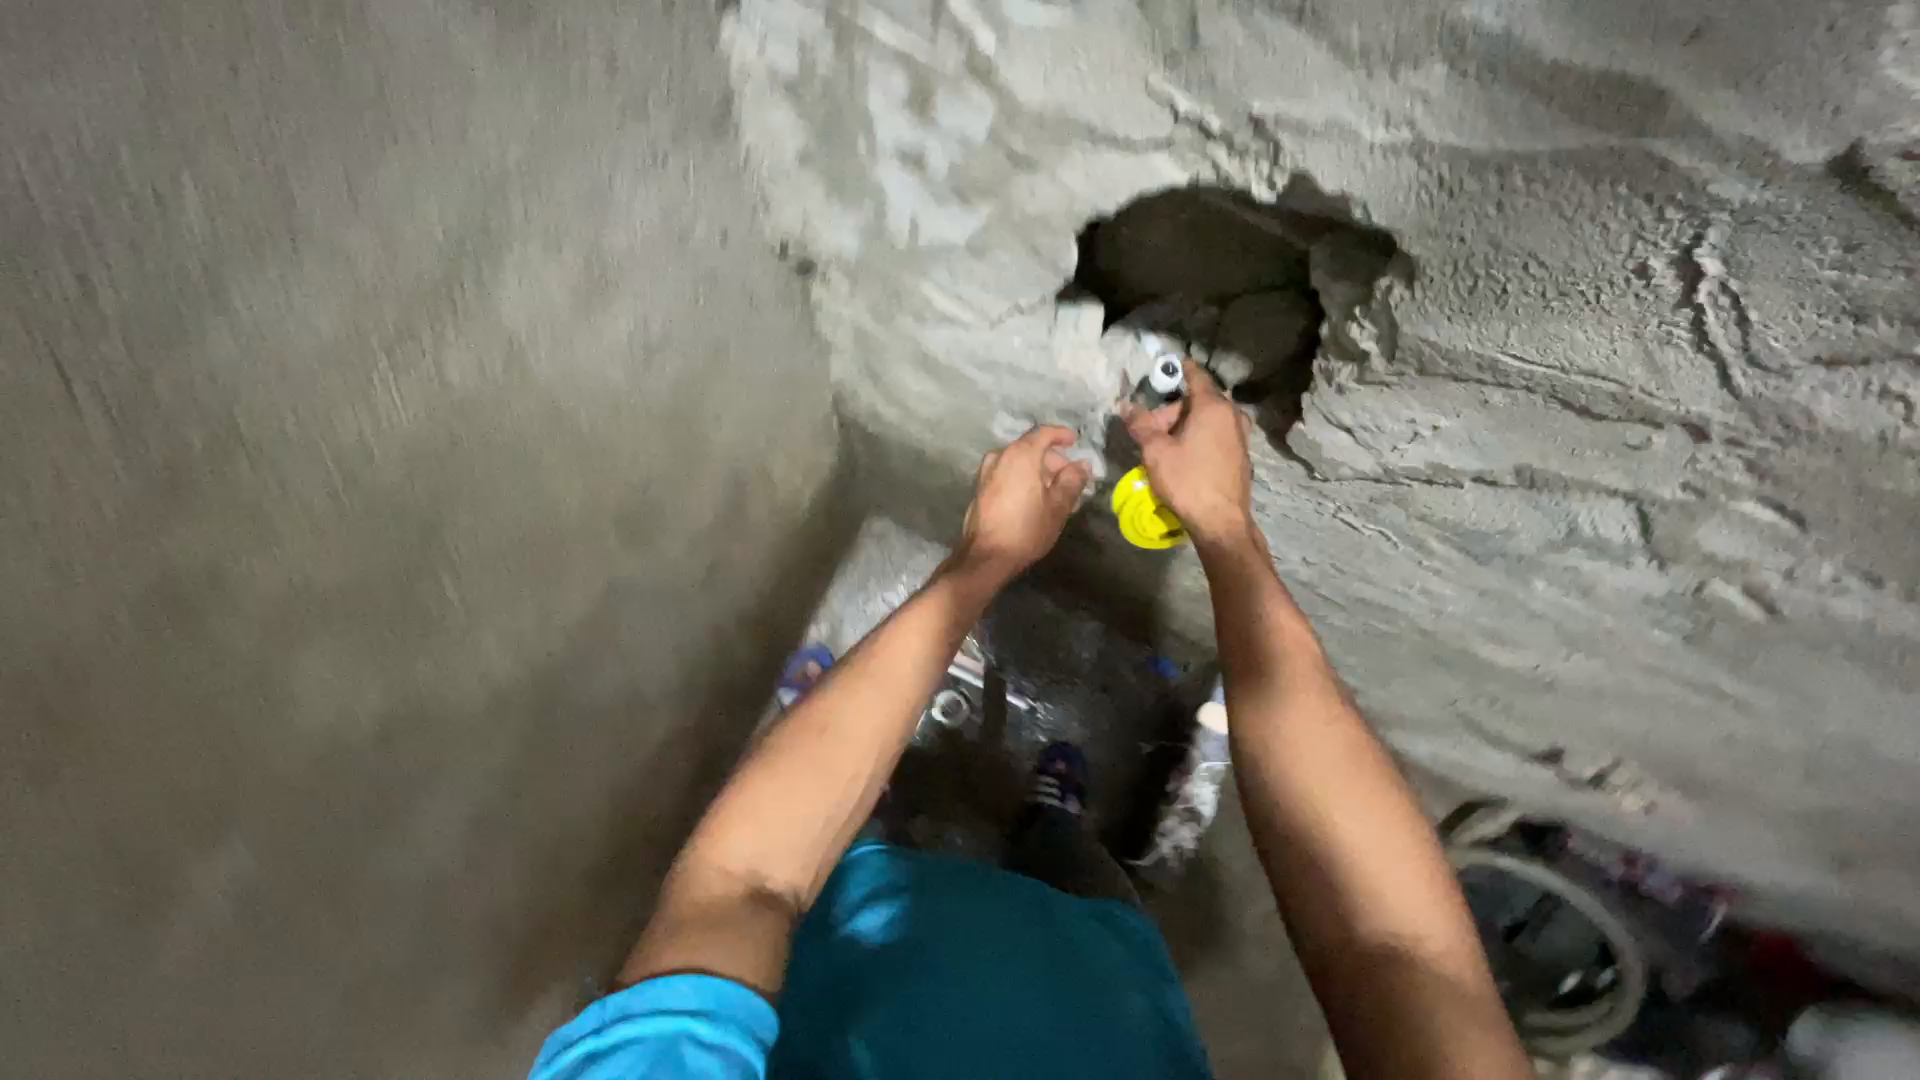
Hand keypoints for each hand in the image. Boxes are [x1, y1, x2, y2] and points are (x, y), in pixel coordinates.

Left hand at [952, 425, 1091, 581]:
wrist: (987, 556)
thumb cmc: (1026, 529)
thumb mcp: (1058, 507)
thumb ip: (1072, 481)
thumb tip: (1082, 465)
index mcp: (1020, 455)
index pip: (1043, 433)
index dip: (1061, 435)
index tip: (1075, 441)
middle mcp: (999, 456)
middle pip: (1030, 448)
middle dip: (1052, 459)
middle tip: (1069, 478)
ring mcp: (986, 472)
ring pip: (1018, 461)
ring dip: (1037, 470)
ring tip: (1054, 491)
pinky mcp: (980, 488)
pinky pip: (1006, 473)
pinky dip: (1022, 477)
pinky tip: (1033, 497)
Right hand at [1121, 359, 1254, 545]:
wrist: (1221, 521)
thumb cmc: (1187, 481)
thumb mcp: (1156, 452)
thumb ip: (1141, 424)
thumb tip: (1126, 405)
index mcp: (1213, 406)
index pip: (1196, 376)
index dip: (1180, 369)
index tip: (1169, 366)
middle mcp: (1232, 414)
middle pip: (1198, 401)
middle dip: (1172, 412)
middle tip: (1150, 432)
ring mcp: (1240, 435)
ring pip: (1207, 419)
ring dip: (1185, 426)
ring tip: (1164, 447)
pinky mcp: (1241, 454)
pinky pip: (1216, 434)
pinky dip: (1199, 436)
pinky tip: (1183, 456)